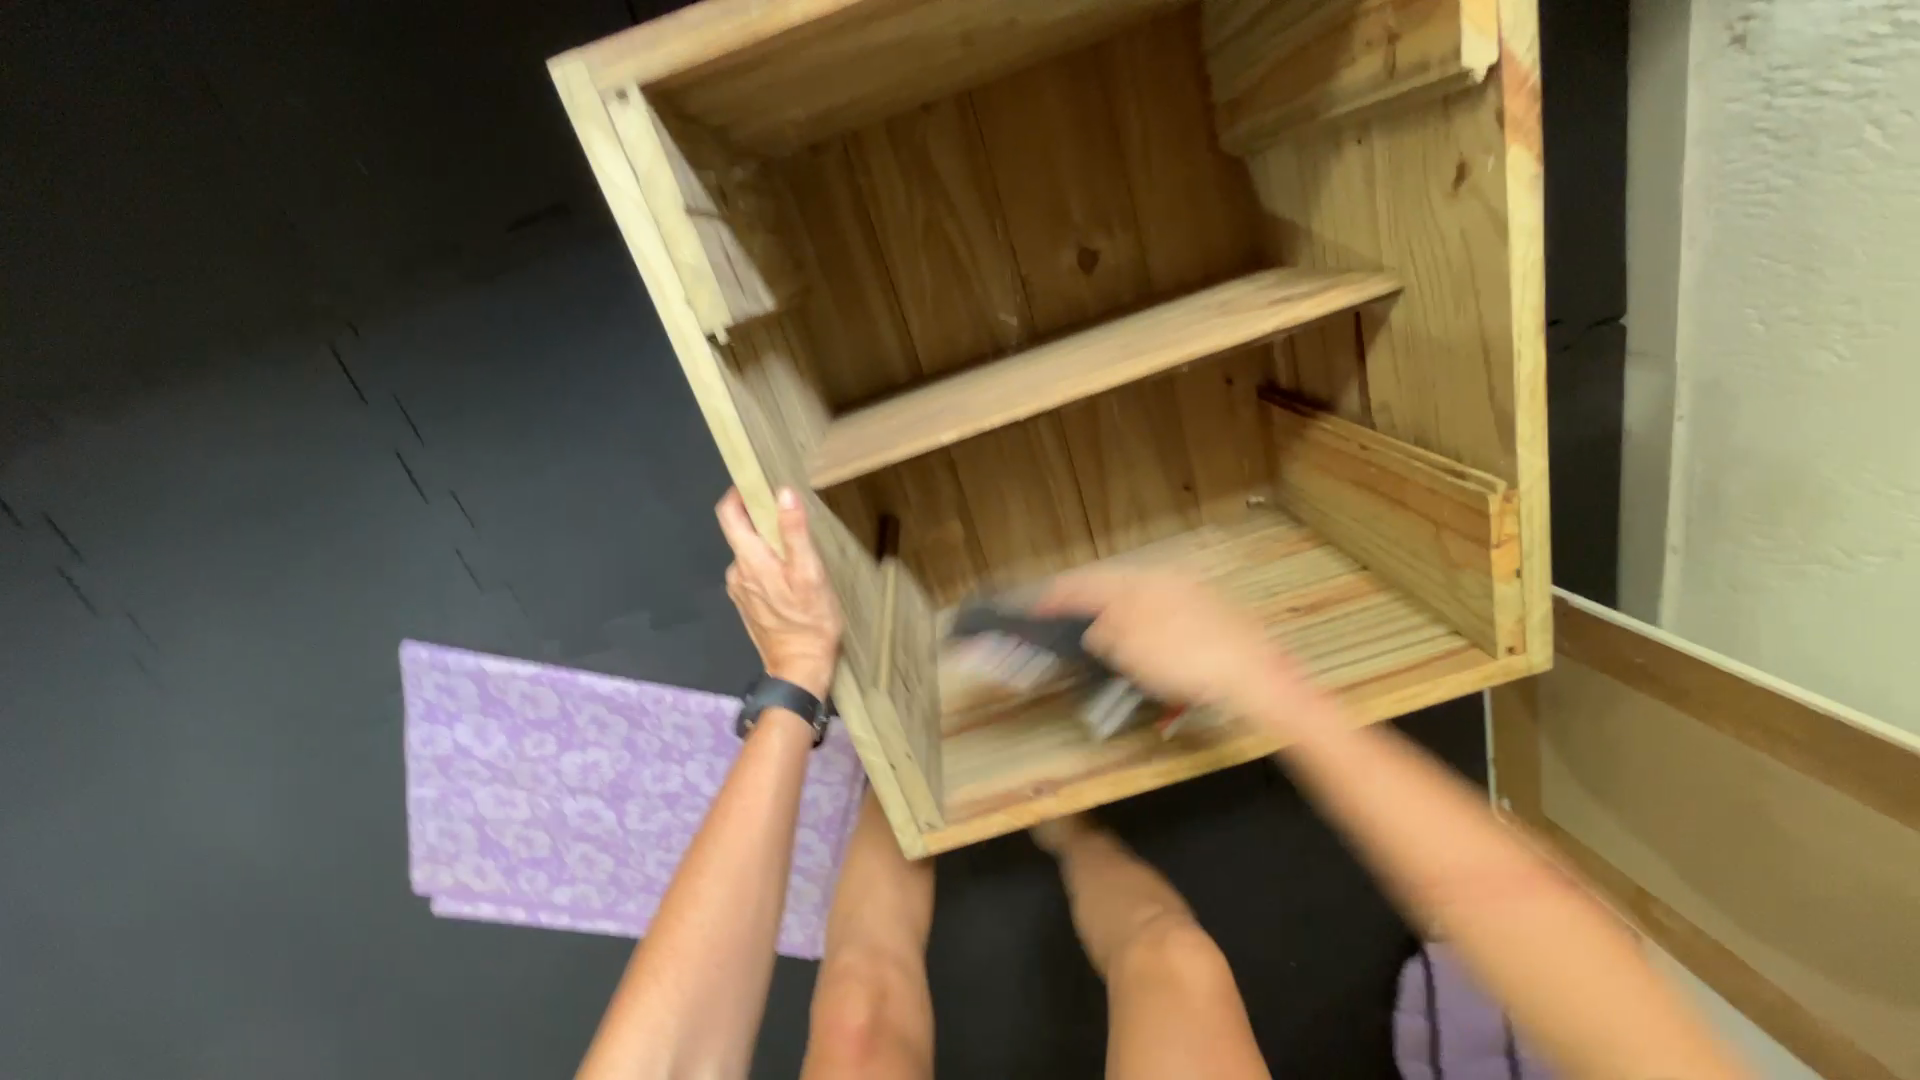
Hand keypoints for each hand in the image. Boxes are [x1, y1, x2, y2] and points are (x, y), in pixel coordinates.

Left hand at [715, 487, 843, 697]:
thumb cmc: (810, 621)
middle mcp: (737, 571)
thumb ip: (795, 532)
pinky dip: (769, 566)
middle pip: (741, 532)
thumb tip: (783, 492)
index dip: (739, 493)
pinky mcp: (747, 604)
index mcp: (749, 559)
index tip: (759, 483)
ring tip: (798, 550)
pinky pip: (754, 573)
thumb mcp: (810, 573)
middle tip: (791, 516)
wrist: (800, 669)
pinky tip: (791, 578)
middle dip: (762, 519)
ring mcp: (739, 590)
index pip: (728, 514)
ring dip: (769, 546)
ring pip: (750, 553)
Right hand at [1034, 568, 1322, 722]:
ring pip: (1135, 598)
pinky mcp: (1206, 616)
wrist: (1257, 677)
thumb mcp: (1133, 650)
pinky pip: (1156, 612)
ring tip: (1093, 630)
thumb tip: (1094, 630)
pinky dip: (1136, 623)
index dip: (1058, 595)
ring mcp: (1189, 596)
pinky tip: (1136, 642)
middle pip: (1111, 585)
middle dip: (1084, 599)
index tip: (1035, 606)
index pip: (1088, 582)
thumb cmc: (1191, 662)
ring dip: (1111, 612)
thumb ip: (1105, 633)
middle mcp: (1165, 580)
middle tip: (1060, 613)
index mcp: (1142, 582)